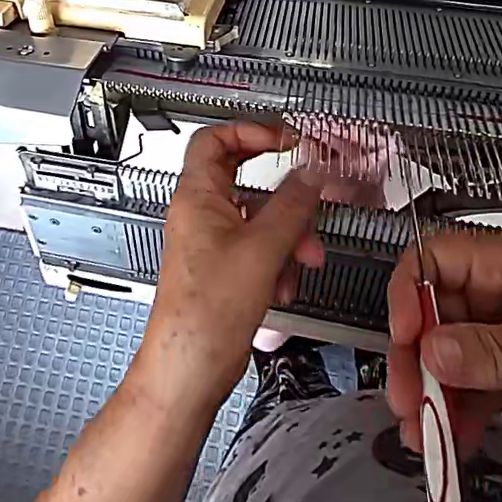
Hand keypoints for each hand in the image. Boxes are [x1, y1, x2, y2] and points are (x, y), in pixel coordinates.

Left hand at [134, 121, 325, 412]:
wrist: (189, 371)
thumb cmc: (203, 314)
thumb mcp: (262, 249)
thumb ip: (292, 205)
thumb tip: (311, 173)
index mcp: (197, 197)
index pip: (215, 139)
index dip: (251, 131)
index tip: (283, 138)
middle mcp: (201, 214)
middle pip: (245, 178)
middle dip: (284, 191)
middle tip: (308, 187)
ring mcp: (212, 241)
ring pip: (258, 216)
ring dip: (289, 232)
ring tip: (305, 256)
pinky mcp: (224, 267)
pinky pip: (258, 245)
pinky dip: (278, 258)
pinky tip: (286, 281)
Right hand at [386, 232, 501, 469]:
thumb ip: (494, 350)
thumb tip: (432, 349)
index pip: (437, 259)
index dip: (411, 291)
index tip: (403, 335)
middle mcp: (500, 296)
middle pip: (433, 312)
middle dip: (414, 356)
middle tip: (409, 401)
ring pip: (448, 355)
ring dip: (432, 392)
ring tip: (427, 434)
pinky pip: (471, 387)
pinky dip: (459, 412)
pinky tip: (458, 438)